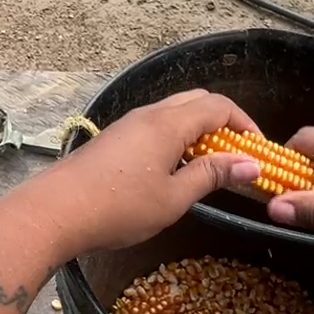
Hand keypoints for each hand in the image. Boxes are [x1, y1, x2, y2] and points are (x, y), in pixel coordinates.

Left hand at [16, 90, 263, 258]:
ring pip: (173, 112)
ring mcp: (127, 124)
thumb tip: (250, 163)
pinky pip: (154, 125)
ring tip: (209, 163)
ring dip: (197, 129)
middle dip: (223, 121)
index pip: (218, 106)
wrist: (55, 211)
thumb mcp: (173, 197)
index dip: (244, 124)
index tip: (258, 150)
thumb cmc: (118, 208)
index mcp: (168, 124)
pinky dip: (175, 137)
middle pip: (195, 101)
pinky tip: (174, 167)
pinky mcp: (114, 139)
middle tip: (236, 154)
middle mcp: (148, 115)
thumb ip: (211, 175)